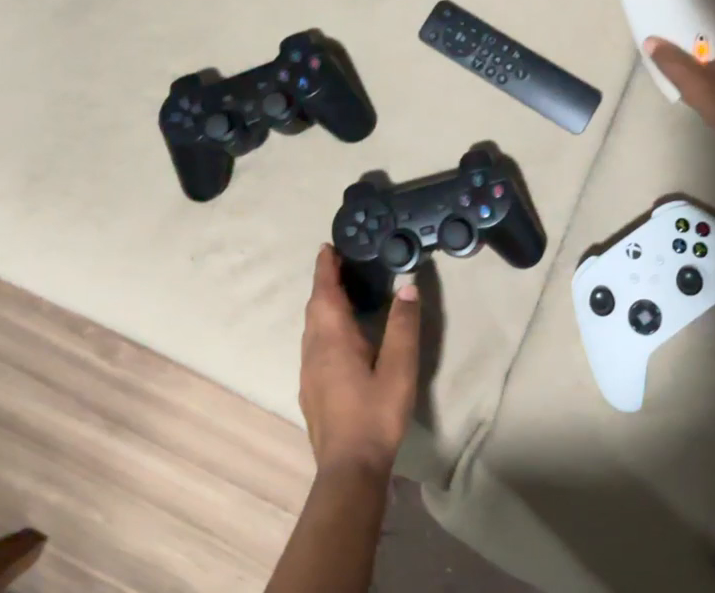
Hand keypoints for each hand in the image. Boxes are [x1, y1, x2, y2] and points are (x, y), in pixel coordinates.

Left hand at [299, 245, 420, 478]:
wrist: (349, 468)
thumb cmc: (375, 413)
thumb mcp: (399, 367)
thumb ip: (402, 325)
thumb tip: (406, 286)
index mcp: (333, 339)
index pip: (324, 292)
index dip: (325, 268)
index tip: (328, 247)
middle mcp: (313, 351)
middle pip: (314, 308)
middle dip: (324, 283)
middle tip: (340, 263)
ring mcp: (308, 373)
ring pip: (312, 328)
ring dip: (322, 305)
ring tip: (343, 293)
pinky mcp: (311, 390)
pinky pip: (314, 344)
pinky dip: (324, 326)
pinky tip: (340, 337)